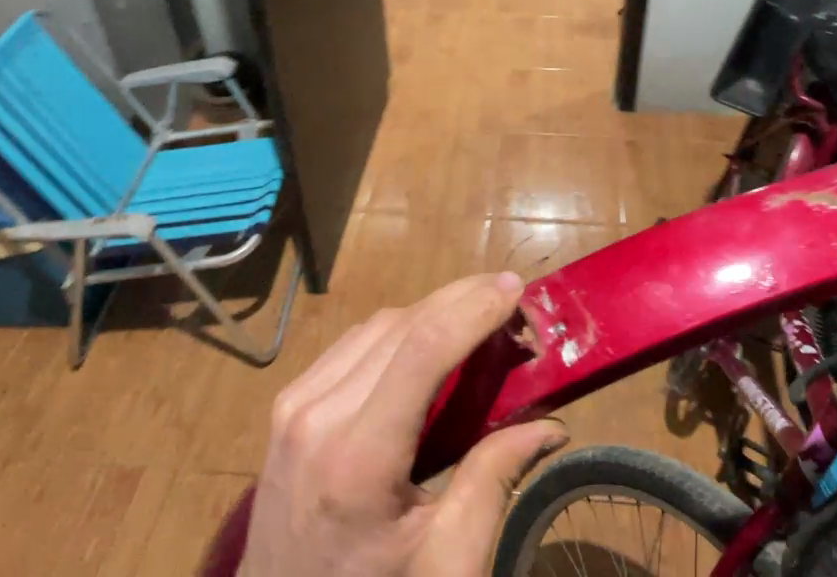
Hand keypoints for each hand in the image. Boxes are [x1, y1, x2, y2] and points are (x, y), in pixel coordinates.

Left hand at [237, 273, 568, 576]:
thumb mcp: (445, 560)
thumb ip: (493, 482)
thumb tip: (550, 424)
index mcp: (360, 459)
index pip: (423, 350)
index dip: (474, 309)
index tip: (515, 288)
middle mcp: (319, 416)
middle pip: (401, 326)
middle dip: (461, 300)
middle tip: (509, 298)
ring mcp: (294, 405)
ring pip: (376, 326)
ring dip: (430, 310)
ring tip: (477, 315)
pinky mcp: (285, 404)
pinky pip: (351, 344)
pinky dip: (396, 330)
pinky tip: (426, 337)